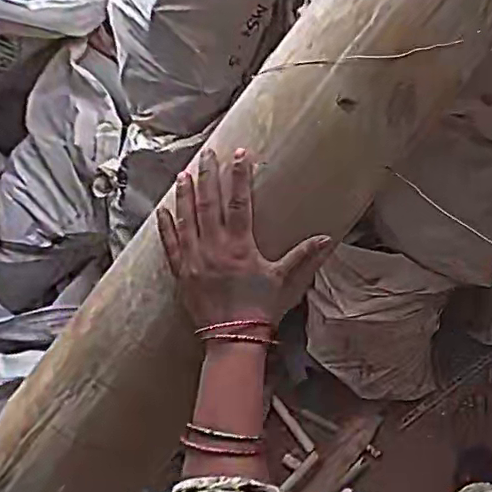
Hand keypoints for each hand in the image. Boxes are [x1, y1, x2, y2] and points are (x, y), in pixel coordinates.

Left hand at [157, 147, 337, 328]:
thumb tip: (328, 238)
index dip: (240, 177)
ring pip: (187, 219)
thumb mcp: (284, 279)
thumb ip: (304, 255)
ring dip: (185, 194)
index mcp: (240, 245)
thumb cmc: (261, 308)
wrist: (233, 337)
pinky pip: (170, 244)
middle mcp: (214, 247)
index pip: (239, 202)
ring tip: (183, 174)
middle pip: (209, 204)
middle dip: (208, 176)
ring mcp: (194, 258)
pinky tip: (163, 210)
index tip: (240, 155)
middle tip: (207, 154)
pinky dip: (166, 226)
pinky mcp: (181, 272)